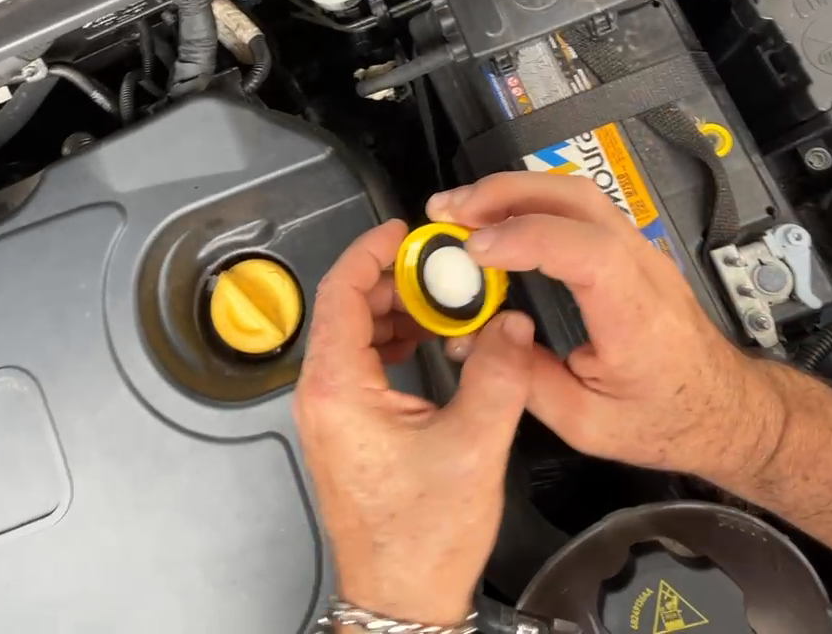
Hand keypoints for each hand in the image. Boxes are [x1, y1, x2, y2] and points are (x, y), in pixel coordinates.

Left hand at [294, 219, 536, 625]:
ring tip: (439, 300)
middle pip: (345, 308)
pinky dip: (390, 340)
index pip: (340, 293)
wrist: (401, 598)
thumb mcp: (472, 446)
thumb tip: (511, 320)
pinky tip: (425, 340)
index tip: (403, 233)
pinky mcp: (342, 425)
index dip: (370, 253)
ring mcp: (328, 409)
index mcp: (337, 386)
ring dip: (392, 310)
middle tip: (435, 266)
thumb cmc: (424, 533)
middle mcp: (320, 391)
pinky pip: (359, 361)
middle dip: (390, 280)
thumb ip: (497, 374)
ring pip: (352, 333)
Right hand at [428, 172, 785, 481]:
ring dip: (509, 191)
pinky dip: (525, 201)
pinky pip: (574, 205)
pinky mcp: (627, 245)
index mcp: (636, 316)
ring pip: (573, 191)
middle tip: (445, 211)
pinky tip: (492, 217)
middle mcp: (642, 267)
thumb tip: (470, 337)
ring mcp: (638, 248)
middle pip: (575, 197)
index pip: (586, 251)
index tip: (471, 251)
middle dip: (502, 194)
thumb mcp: (586, 424)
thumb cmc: (664, 421)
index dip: (524, 239)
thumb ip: (524, 379)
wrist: (729, 409)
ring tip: (458, 209)